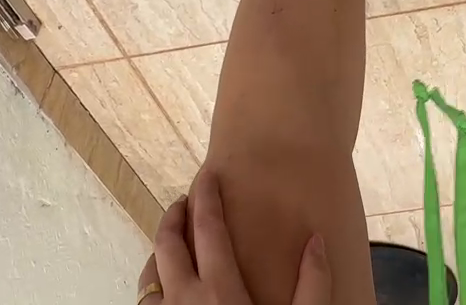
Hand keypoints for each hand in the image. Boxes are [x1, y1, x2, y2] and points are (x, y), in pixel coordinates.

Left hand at [137, 170, 331, 304]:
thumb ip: (312, 286)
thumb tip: (317, 240)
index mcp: (220, 289)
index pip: (207, 226)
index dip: (206, 195)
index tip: (208, 174)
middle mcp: (184, 301)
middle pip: (167, 243)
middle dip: (174, 215)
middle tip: (185, 201)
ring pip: (148, 276)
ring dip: (159, 253)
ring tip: (173, 245)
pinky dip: (153, 289)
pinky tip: (169, 292)